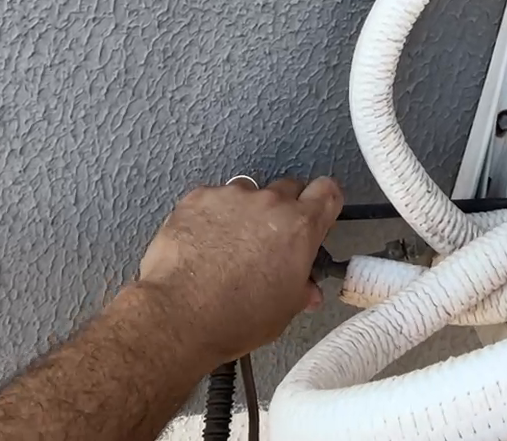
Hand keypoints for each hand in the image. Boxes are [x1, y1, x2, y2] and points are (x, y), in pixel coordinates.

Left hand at [133, 176, 343, 365]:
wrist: (179, 317)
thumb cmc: (232, 318)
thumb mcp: (284, 310)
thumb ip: (301, 289)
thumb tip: (306, 289)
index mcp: (300, 227)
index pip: (327, 191)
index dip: (324, 200)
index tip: (317, 209)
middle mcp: (271, 203)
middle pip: (289, 188)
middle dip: (283, 210)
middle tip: (270, 238)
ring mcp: (234, 196)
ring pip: (249, 192)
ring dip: (245, 212)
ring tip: (229, 246)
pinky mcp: (201, 197)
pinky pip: (214, 197)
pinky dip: (212, 215)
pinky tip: (203, 243)